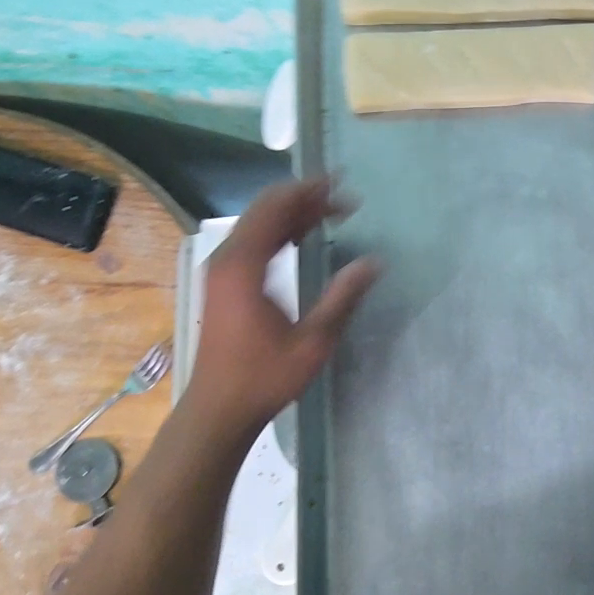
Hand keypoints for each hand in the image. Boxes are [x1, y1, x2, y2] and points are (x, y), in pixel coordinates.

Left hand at [189, 177, 377, 425]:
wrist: (220, 408)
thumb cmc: (265, 377)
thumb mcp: (313, 341)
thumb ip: (342, 298)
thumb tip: (372, 263)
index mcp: (245, 265)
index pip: (275, 208)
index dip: (310, 192)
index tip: (344, 186)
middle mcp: (227, 259)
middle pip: (265, 211)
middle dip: (305, 200)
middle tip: (344, 200)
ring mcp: (222, 271)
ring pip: (257, 226)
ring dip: (292, 216)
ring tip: (330, 213)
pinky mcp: (224, 285)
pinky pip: (252, 244)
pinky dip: (278, 234)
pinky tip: (301, 239)